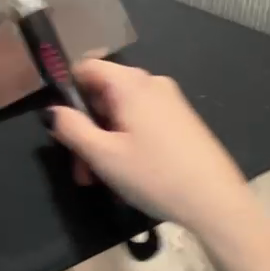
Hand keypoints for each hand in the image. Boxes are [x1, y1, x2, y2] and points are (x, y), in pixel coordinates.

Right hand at [44, 60, 255, 235]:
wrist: (218, 203)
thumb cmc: (156, 175)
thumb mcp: (104, 156)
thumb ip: (72, 129)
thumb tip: (51, 111)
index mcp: (129, 82)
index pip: (86, 67)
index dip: (67, 93)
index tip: (64, 129)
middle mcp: (150, 82)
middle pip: (103, 93)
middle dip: (87, 128)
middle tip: (82, 171)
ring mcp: (169, 100)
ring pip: (122, 111)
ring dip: (105, 140)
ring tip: (103, 180)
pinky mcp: (182, 120)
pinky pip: (142, 120)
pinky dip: (128, 140)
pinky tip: (130, 174)